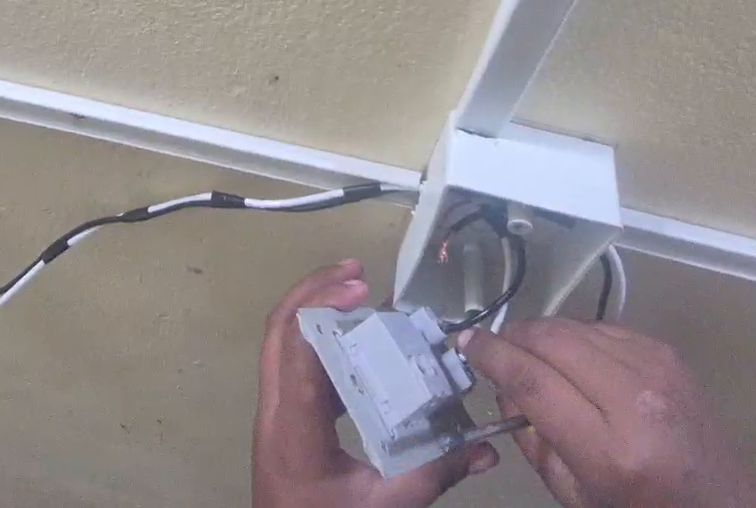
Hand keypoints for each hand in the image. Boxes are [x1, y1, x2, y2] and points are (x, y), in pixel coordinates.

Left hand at [253, 260, 498, 507]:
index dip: (321, 310)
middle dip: (313, 290)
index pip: (296, 354)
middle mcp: (273, 411)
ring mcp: (270, 412)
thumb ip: (434, 474)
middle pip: (279, 331)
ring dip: (311, 306)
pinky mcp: (279, 416)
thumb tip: (484, 449)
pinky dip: (316, 335)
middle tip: (356, 271)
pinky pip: (289, 360)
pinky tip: (351, 336)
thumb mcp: (385, 507)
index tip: (361, 289)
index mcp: (295, 430)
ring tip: (354, 288)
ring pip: (279, 341)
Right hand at [458, 320, 755, 507]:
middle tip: (495, 349)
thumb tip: (506, 388)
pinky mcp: (665, 350)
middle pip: (551, 341)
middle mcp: (634, 400)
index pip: (533, 382)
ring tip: (533, 357)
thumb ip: (534, 441)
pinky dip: (576, 338)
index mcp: (611, 450)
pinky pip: (600, 327)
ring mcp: (655, 367)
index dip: (492, 356)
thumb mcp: (577, 497)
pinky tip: (574, 359)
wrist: (726, 507)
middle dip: (514, 338)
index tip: (467, 343)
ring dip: (543, 336)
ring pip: (573, 326)